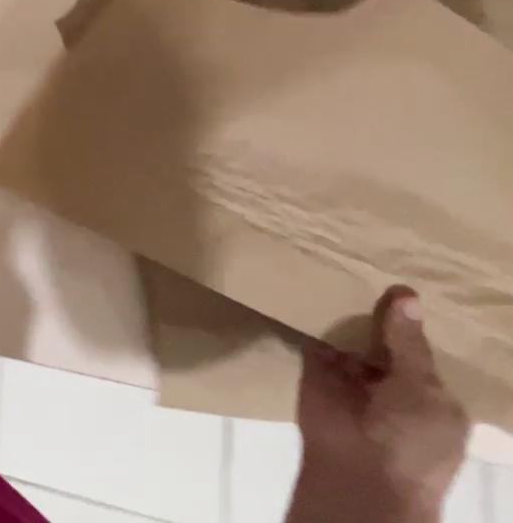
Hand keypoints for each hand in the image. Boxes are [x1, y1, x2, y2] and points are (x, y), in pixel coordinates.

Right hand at [290, 287, 469, 522]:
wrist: (359, 469)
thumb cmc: (413, 438)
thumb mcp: (424, 390)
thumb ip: (409, 343)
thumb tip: (406, 294)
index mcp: (431, 390)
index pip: (424, 347)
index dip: (415, 319)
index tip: (403, 282)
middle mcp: (391, 379)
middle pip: (382, 337)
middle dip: (375, 310)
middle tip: (362, 263)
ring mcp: (349, 373)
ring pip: (347, 335)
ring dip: (340, 311)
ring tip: (330, 266)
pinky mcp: (313, 367)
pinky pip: (311, 338)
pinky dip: (307, 319)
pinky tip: (301, 290)